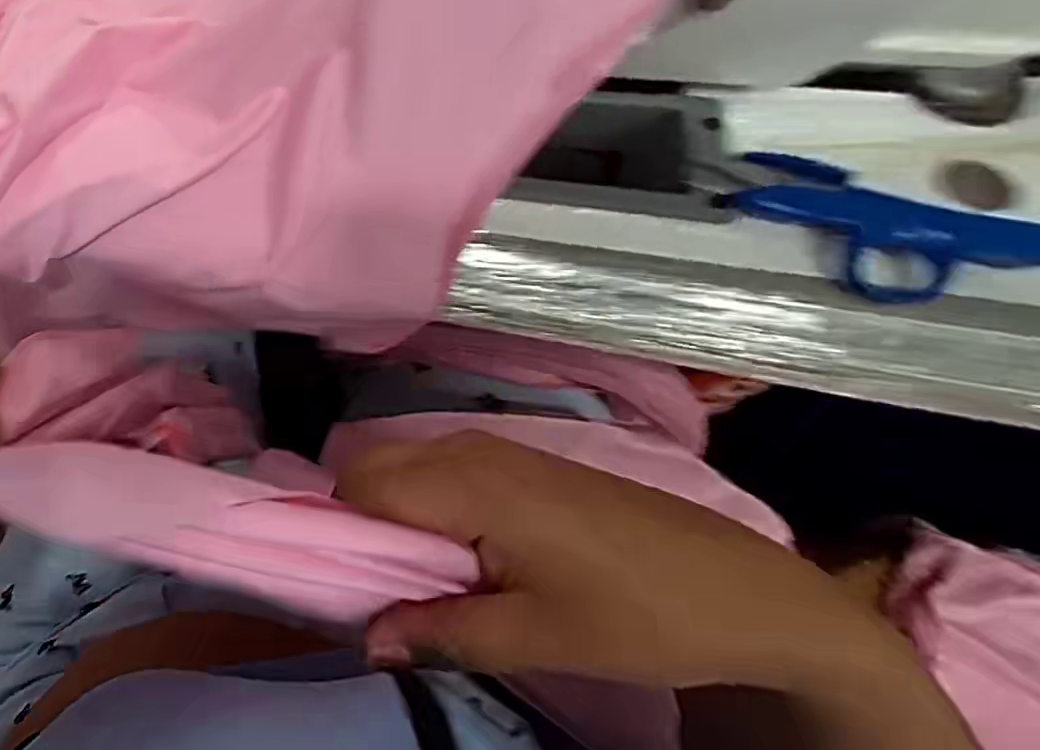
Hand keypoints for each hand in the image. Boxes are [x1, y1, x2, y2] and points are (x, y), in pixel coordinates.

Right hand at [335, 431, 915, 691]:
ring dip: (390, 507)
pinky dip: (419, 496)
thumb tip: (368, 643)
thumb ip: (445, 634)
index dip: (343, 529)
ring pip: (398, 461)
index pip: (360, 487)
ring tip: (425, 567)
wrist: (745, 587)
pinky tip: (460, 543)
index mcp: (466, 484)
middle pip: (369, 466)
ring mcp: (486, 444)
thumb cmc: (639, 612)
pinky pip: (430, 462)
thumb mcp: (543, 638)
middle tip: (392, 578)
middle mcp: (463, 448)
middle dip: (360, 516)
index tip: (357, 578)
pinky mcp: (507, 453)